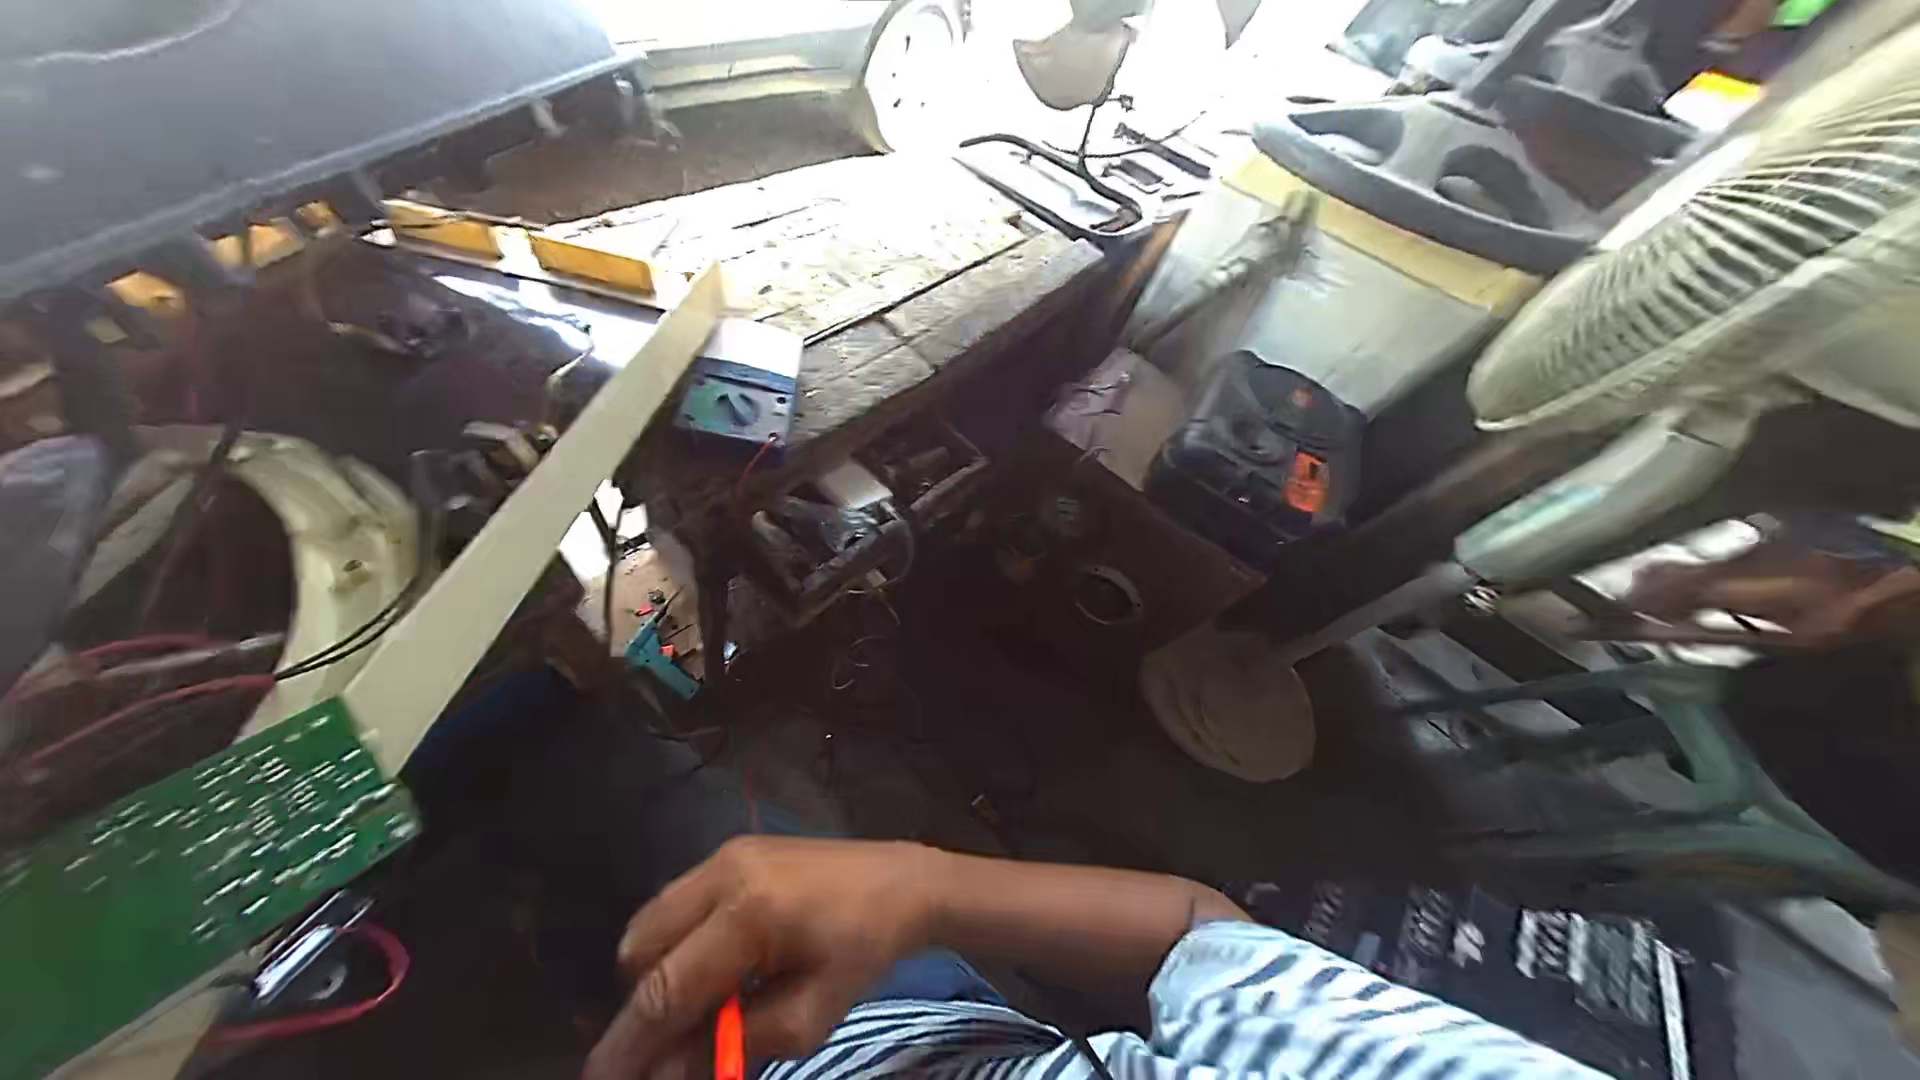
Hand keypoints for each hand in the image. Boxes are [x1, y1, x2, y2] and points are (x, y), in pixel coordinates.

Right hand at [583, 836, 940, 1079]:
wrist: (902, 882)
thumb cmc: (864, 948)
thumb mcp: (808, 1016)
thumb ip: (731, 1045)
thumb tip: (667, 1072)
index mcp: (747, 911)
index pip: (664, 991)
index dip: (627, 1048)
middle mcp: (725, 871)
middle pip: (641, 949)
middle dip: (643, 1005)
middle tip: (673, 1043)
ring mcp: (729, 851)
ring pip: (654, 919)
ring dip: (658, 969)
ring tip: (701, 1002)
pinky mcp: (737, 846)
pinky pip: (680, 899)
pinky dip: (680, 938)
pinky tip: (718, 962)